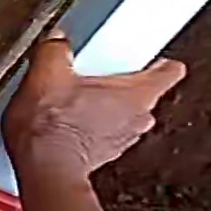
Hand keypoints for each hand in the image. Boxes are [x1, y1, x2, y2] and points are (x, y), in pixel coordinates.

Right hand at [2, 33, 185, 182]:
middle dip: (111, 86)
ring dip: (96, 109)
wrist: (42, 166)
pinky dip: (83, 129)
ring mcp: (122, 140)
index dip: (152, 60)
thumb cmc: (52, 127)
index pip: (169, 70)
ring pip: (117, 115)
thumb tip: (56, 43)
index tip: (135, 57)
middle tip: (82, 80)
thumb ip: (56, 50)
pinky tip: (57, 125)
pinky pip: (98, 134)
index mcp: (138, 93)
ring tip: (64, 105)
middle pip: (137, 93)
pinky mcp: (101, 155)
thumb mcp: (44, 74)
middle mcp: (139, 118)